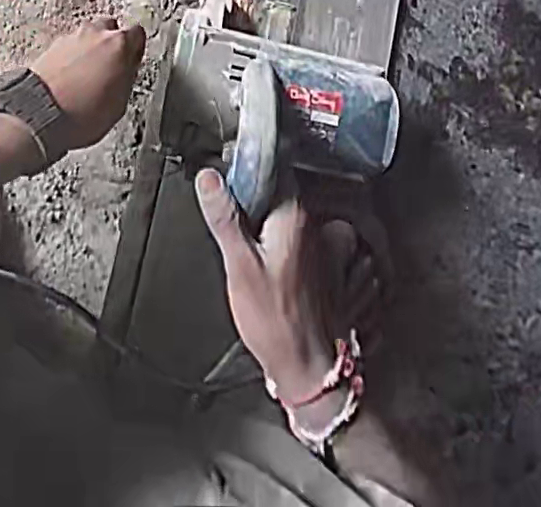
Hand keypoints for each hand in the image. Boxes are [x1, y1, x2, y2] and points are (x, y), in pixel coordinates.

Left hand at [28, 16, 145, 151]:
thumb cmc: (82, 112)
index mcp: (119, 44)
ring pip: (88, 37)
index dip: (136, 49)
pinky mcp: (51, 47)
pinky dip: (71, 58)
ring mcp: (71, 38)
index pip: (137, 33)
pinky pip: (68, 48)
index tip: (132, 62)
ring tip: (87, 78)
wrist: (41, 115)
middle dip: (111, 45)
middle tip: (110, 68)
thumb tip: (127, 72)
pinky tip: (70, 80)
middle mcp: (95, 34)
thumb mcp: (120, 103)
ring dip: (90, 51)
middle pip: (110, 28)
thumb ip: (127, 77)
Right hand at [194, 169, 338, 400]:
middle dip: (256, 205)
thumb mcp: (238, 265)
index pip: (272, 171)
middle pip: (281, 193)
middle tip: (237, 231)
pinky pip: (306, 239)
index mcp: (294, 216)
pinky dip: (289, 244)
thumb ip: (224, 217)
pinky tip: (275, 265)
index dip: (248, 174)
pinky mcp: (330, 266)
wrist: (310, 369)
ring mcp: (327, 246)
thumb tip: (209, 177)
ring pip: (292, 217)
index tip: (230, 184)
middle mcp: (316, 226)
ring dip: (271, 225)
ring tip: (254, 252)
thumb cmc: (276, 322)